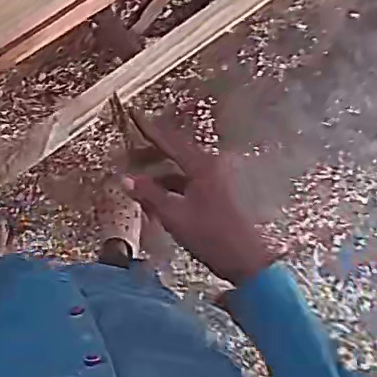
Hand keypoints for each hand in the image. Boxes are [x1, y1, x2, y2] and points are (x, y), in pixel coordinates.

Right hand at [121, 111, 278, 284]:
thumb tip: (126, 179)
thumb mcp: (174, 215)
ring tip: (139, 185)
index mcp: (203, 166)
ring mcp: (218, 181)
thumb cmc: (214, 237)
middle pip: (175, 155)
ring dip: (160, 177)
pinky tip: (158, 202)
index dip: (148, 128)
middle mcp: (213, 167)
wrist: (250, 263)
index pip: (168, 141)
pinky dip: (173, 189)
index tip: (133, 113)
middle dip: (150, 156)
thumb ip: (149, 194)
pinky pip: (190, 185)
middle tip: (129, 154)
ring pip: (181, 172)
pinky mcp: (221, 195)